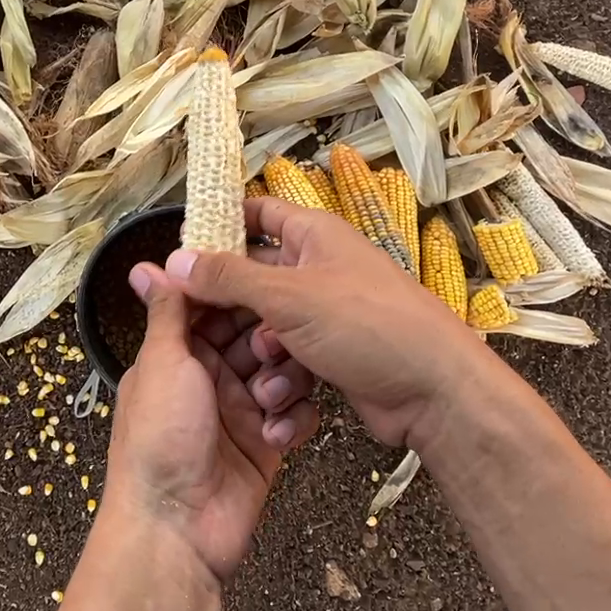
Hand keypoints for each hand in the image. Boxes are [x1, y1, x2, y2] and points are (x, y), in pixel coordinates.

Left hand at [100, 272, 319, 581]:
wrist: (176, 527)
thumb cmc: (160, 437)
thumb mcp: (162, 362)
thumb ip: (168, 312)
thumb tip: (146, 265)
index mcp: (177, 351)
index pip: (213, 306)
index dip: (237, 290)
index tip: (267, 274)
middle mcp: (208, 375)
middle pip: (250, 335)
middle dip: (267, 335)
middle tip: (275, 341)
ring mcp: (239, 409)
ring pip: (277, 371)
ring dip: (282, 379)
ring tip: (270, 397)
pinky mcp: (266, 443)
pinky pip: (293, 415)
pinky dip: (293, 419)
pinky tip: (279, 433)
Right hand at [160, 196, 497, 449]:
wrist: (437, 393)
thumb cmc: (366, 325)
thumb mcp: (289, 296)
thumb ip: (228, 278)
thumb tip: (173, 261)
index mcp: (314, 235)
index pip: (259, 213)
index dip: (222, 225)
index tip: (185, 249)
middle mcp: (317, 267)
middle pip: (254, 275)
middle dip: (232, 303)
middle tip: (201, 324)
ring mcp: (325, 312)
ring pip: (266, 321)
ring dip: (259, 348)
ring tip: (266, 367)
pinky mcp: (331, 352)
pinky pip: (288, 354)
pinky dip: (280, 373)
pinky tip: (280, 397)